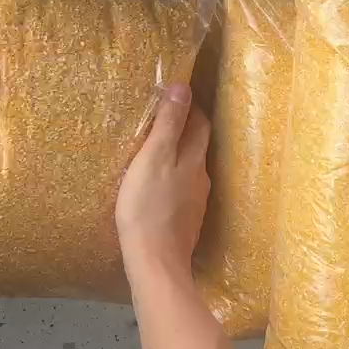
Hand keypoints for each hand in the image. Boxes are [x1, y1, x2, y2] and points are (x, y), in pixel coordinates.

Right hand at [115, 83, 210, 286]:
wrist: (155, 261)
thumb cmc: (148, 205)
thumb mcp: (153, 157)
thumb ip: (168, 124)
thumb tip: (184, 87)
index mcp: (194, 159)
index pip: (200, 124)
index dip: (190, 108)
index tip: (173, 97)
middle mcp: (201, 179)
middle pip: (198, 146)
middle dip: (186, 130)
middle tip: (163, 120)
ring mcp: (195, 203)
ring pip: (190, 169)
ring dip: (178, 156)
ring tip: (157, 151)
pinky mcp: (185, 222)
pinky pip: (182, 191)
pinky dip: (173, 180)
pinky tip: (158, 186)